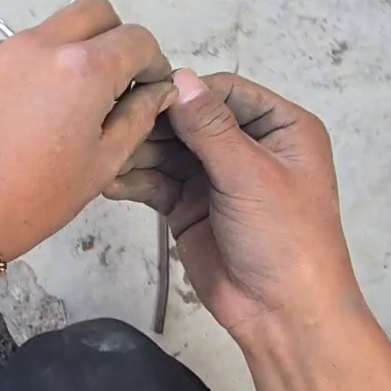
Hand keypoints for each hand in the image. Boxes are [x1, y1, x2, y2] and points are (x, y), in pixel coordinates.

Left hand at [0, 0, 179, 261]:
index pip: (136, 39)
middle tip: (112, 83)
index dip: (152, 62)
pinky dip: (29, 69)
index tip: (147, 88)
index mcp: (82, 68)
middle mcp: (39, 45)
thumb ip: (137, 118)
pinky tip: (21, 113)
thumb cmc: (33, 198)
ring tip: (62, 104)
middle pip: (94, 13)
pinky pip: (12, 52)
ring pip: (49, 30)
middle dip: (113, 40)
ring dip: (68, 53)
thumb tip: (157, 91)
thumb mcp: (101, 165)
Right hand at [104, 71, 362, 338]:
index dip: (185, 92)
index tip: (143, 94)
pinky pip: (156, 184)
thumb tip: (179, 78)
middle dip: (154, 126)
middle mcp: (245, 146)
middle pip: (189, 121)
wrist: (279, 311)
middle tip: (114, 126)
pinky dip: (134, 182)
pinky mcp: (187, 205)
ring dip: (138, 154)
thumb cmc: (284, 237)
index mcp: (279, 128)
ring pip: (167, 152)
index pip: (224, 93)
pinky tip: (109, 183)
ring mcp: (213, 177)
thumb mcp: (250, 175)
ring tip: (106, 158)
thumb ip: (211, 128)